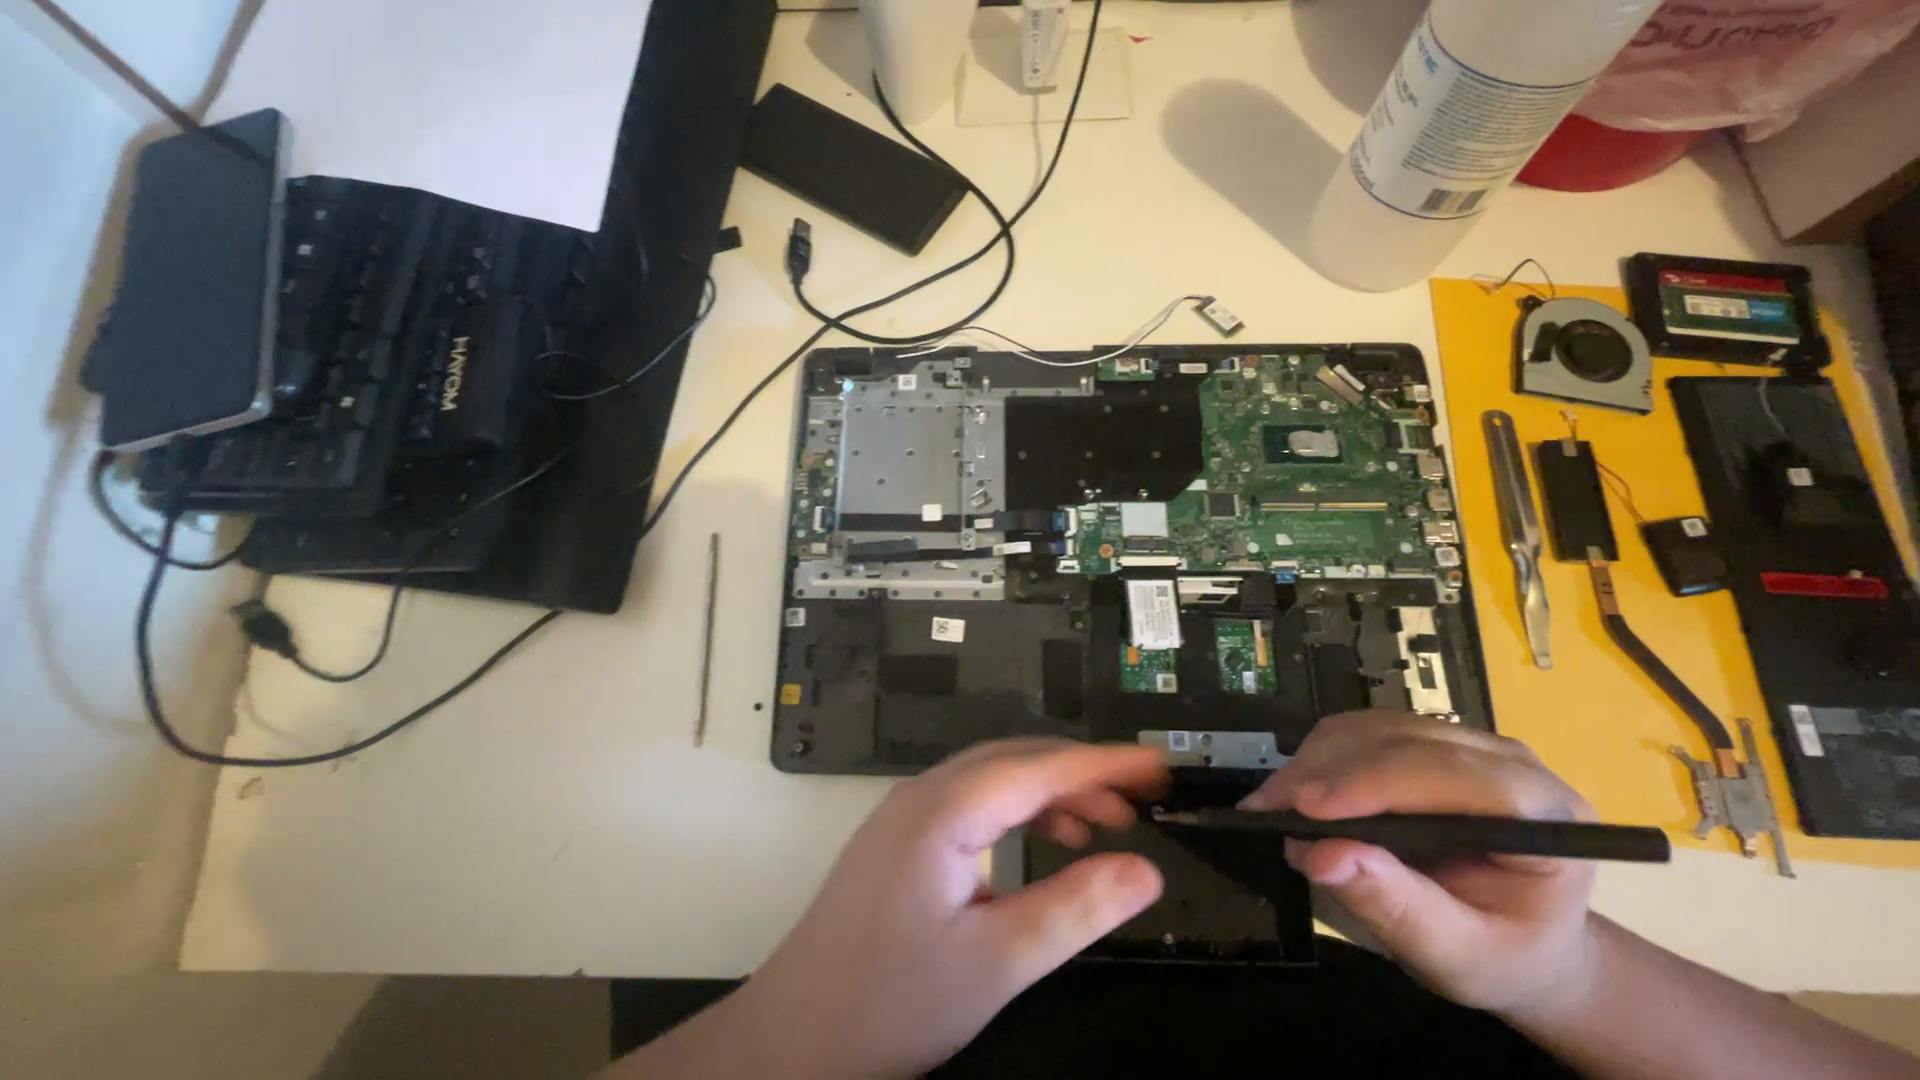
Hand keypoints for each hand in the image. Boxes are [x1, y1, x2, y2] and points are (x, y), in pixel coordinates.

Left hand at [736, 739, 1167, 1077]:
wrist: (794, 1036)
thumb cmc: (894, 1000)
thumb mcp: (998, 963)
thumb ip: (1075, 909)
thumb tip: (1147, 871)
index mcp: (944, 811)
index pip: (1040, 767)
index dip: (1105, 763)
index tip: (1159, 765)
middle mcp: (921, 796)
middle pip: (1015, 762)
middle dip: (1082, 773)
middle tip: (1142, 800)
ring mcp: (904, 815)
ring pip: (992, 780)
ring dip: (1050, 792)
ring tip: (1104, 823)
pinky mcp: (898, 841)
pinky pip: (970, 804)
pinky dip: (1017, 813)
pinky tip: (1043, 843)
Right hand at [1241, 710, 1599, 1022]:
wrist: (1520, 942)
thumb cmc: (1500, 956)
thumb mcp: (1455, 956)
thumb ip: (1397, 908)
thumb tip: (1321, 856)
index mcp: (1546, 819)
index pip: (1456, 775)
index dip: (1376, 781)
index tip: (1306, 808)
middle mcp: (1512, 763)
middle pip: (1404, 741)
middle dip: (1327, 773)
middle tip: (1265, 811)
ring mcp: (1469, 743)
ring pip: (1373, 728)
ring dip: (1314, 761)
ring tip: (1273, 806)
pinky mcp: (1428, 740)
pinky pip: (1361, 730)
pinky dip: (1318, 757)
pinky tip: (1295, 794)